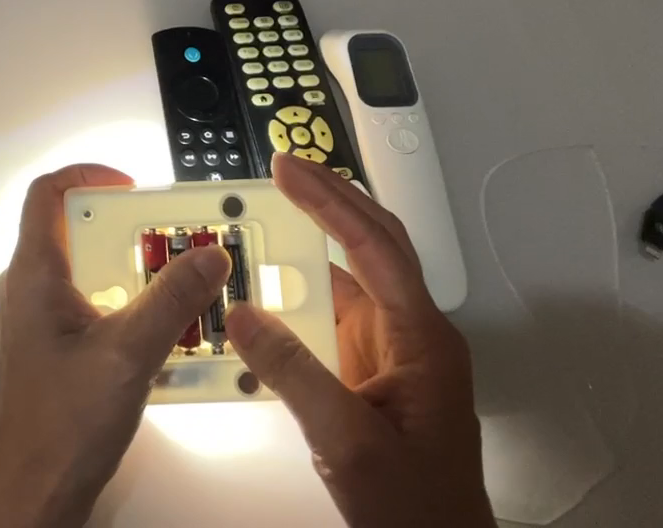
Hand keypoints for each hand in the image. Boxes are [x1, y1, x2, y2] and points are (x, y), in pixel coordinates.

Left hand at [0, 164, 231, 527]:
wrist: (39, 490)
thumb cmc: (67, 420)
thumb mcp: (129, 352)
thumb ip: (172, 299)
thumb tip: (212, 252)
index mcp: (34, 272)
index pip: (45, 193)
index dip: (86, 174)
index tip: (133, 184)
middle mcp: (30, 285)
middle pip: (76, 229)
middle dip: (128, 225)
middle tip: (175, 234)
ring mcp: (40, 316)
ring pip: (88, 268)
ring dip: (133, 267)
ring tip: (180, 277)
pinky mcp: (55, 343)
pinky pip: (92, 301)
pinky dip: (127, 300)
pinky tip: (166, 326)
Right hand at [226, 155, 493, 527]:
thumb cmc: (413, 509)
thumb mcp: (348, 442)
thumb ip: (294, 373)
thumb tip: (240, 311)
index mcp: (421, 338)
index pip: (374, 246)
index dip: (328, 201)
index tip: (285, 168)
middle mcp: (410, 331)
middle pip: (373, 243)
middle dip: (329, 198)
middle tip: (281, 168)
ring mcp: (392, 349)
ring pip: (352, 273)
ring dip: (313, 237)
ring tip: (269, 209)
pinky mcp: (370, 368)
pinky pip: (333, 311)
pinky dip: (300, 285)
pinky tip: (269, 280)